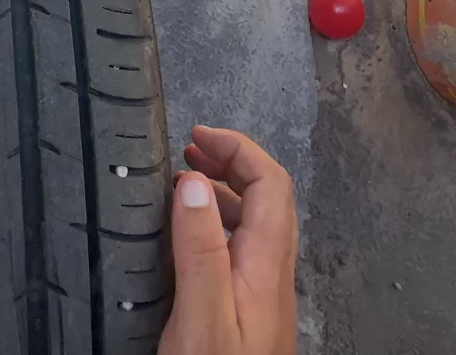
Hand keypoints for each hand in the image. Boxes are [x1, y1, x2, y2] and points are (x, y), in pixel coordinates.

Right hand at [160, 126, 298, 354]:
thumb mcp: (201, 319)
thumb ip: (199, 251)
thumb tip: (192, 180)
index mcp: (267, 268)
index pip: (272, 185)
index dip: (240, 149)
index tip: (196, 136)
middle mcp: (272, 276)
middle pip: (270, 198)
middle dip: (232, 161)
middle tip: (188, 150)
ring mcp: (262, 296)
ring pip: (255, 223)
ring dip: (223, 189)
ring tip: (183, 181)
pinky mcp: (247, 313)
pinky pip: (239, 248)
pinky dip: (215, 221)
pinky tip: (187, 233)